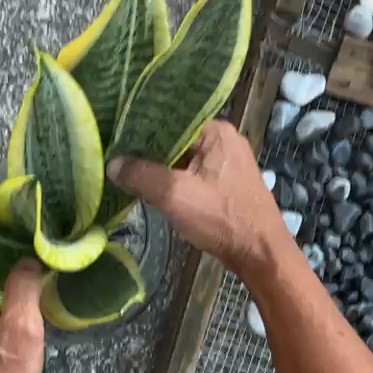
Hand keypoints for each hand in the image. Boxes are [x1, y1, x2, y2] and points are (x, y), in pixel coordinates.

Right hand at [107, 119, 292, 280]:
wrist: (259, 252)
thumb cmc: (220, 218)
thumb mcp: (174, 194)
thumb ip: (141, 176)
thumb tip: (112, 164)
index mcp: (215, 131)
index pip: (170, 120)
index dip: (141, 130)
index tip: (116, 141)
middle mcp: (224, 140)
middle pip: (176, 140)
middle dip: (149, 153)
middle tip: (118, 161)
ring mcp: (228, 163)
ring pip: (184, 160)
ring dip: (161, 171)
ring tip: (131, 177)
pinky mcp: (228, 185)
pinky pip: (194, 175)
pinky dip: (175, 183)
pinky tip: (157, 193)